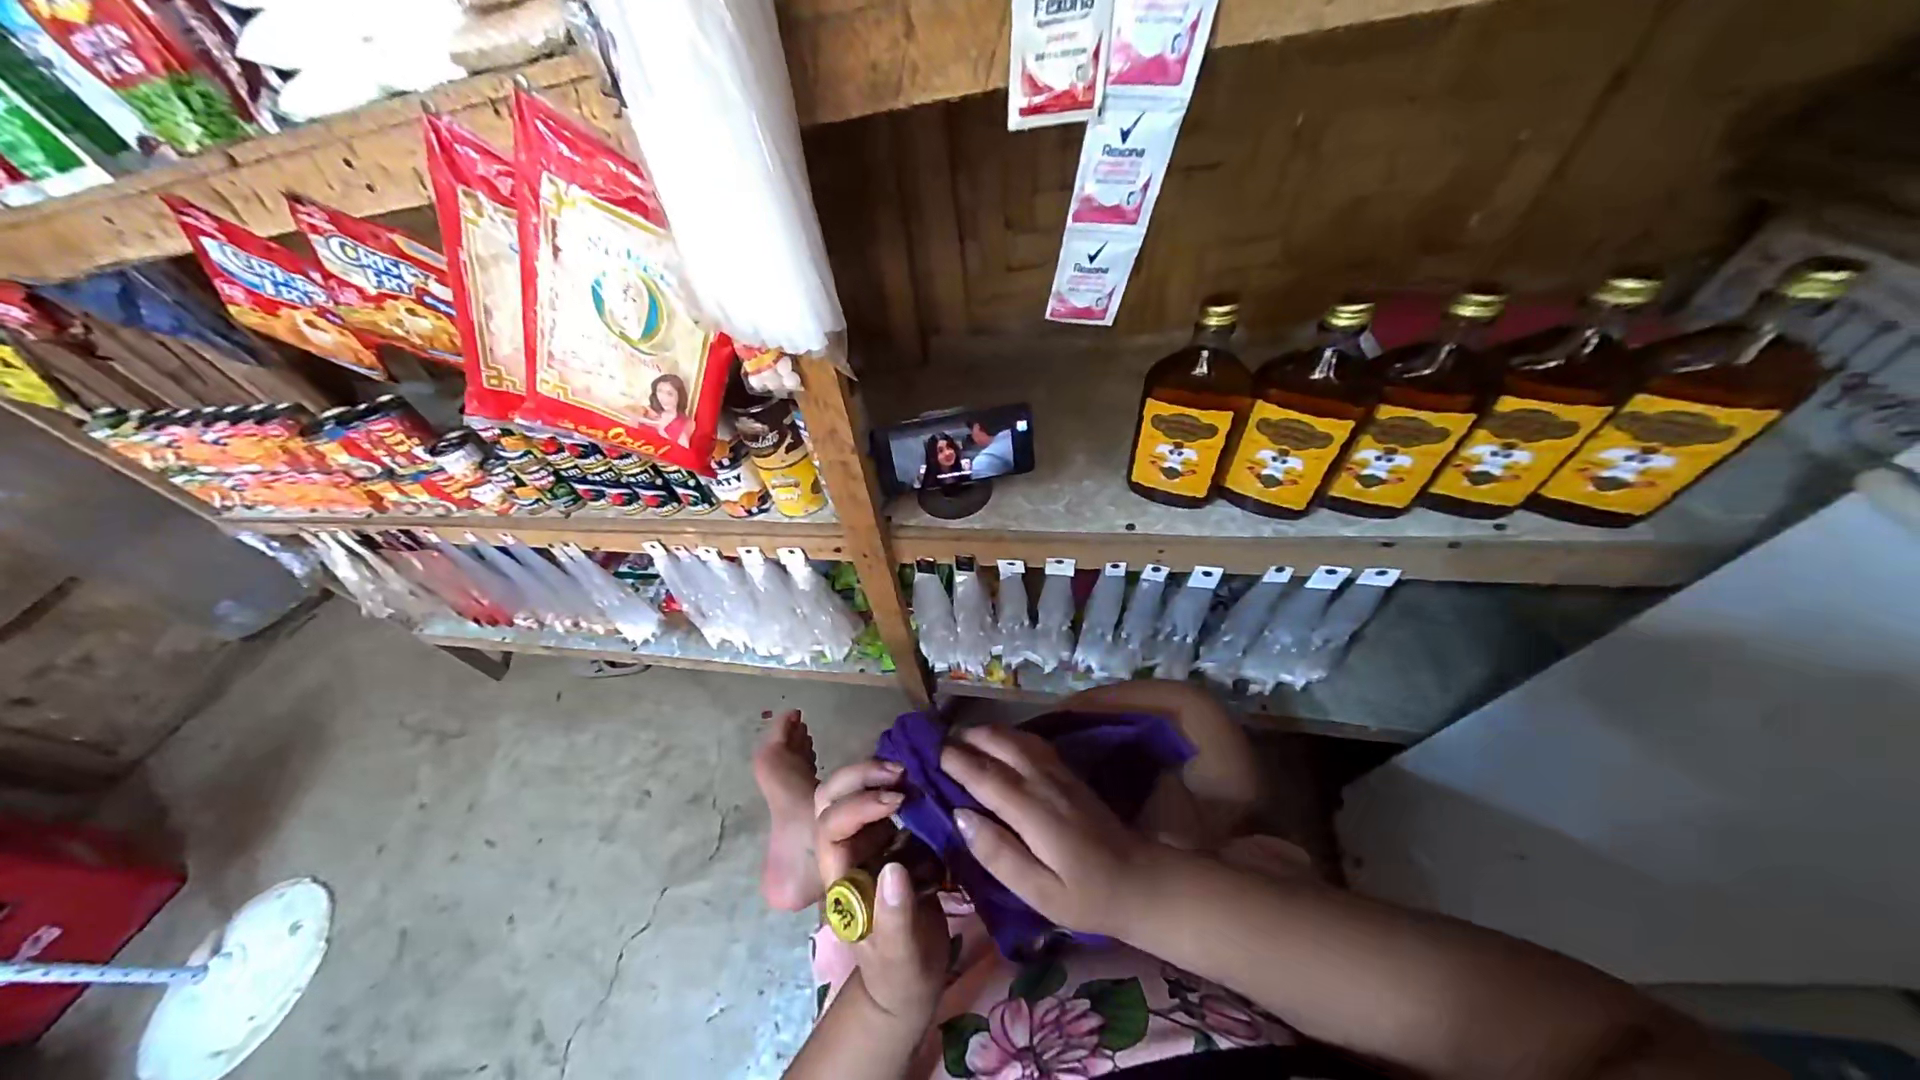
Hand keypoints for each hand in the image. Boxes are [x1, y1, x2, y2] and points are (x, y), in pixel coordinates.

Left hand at [813, 760, 948, 1022]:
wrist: (909, 981)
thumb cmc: (899, 971)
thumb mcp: (900, 953)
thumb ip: (895, 917)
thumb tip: (894, 867)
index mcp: (839, 878)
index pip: (830, 829)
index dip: (857, 807)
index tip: (897, 800)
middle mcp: (847, 853)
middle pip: (830, 799)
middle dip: (859, 776)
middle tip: (900, 771)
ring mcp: (869, 844)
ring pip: (854, 793)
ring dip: (876, 775)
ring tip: (911, 772)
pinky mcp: (894, 841)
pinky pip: (887, 802)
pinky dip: (901, 785)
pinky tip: (924, 781)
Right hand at [940, 726, 1159, 937]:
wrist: (1140, 882)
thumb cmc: (1086, 897)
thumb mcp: (1039, 892)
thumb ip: (998, 854)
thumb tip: (960, 816)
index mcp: (1034, 813)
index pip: (986, 776)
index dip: (955, 761)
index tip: (926, 754)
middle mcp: (1045, 783)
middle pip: (1001, 745)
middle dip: (966, 738)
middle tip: (935, 741)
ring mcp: (1060, 774)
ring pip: (1018, 738)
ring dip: (986, 732)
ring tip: (959, 736)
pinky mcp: (1069, 774)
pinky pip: (1034, 743)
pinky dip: (1009, 735)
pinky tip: (998, 740)